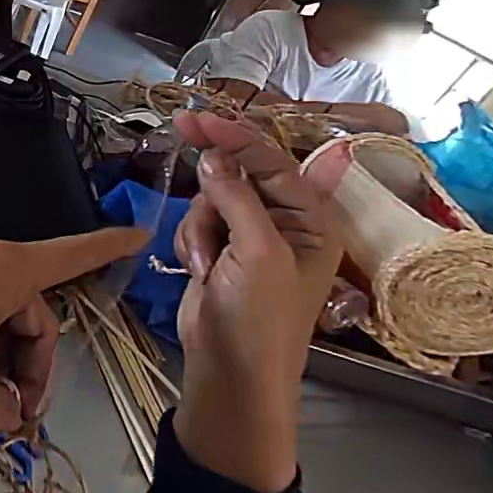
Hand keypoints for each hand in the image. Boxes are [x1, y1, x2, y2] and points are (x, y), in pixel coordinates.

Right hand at [170, 111, 344, 492]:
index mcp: (311, 220)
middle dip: (214, 173)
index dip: (238, 137)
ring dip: (201, 226)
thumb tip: (213, 155)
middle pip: (240, 172)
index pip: (273, 162)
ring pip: (210, 198)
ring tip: (207, 263)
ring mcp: (247, 237)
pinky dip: (191, 241)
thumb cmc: (260, 318)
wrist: (229, 374)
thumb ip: (237, 197)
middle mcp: (282, 222)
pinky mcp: (218, 250)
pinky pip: (195, 222)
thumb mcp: (258, 253)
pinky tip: (199, 271)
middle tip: (181, 126)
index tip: (202, 118)